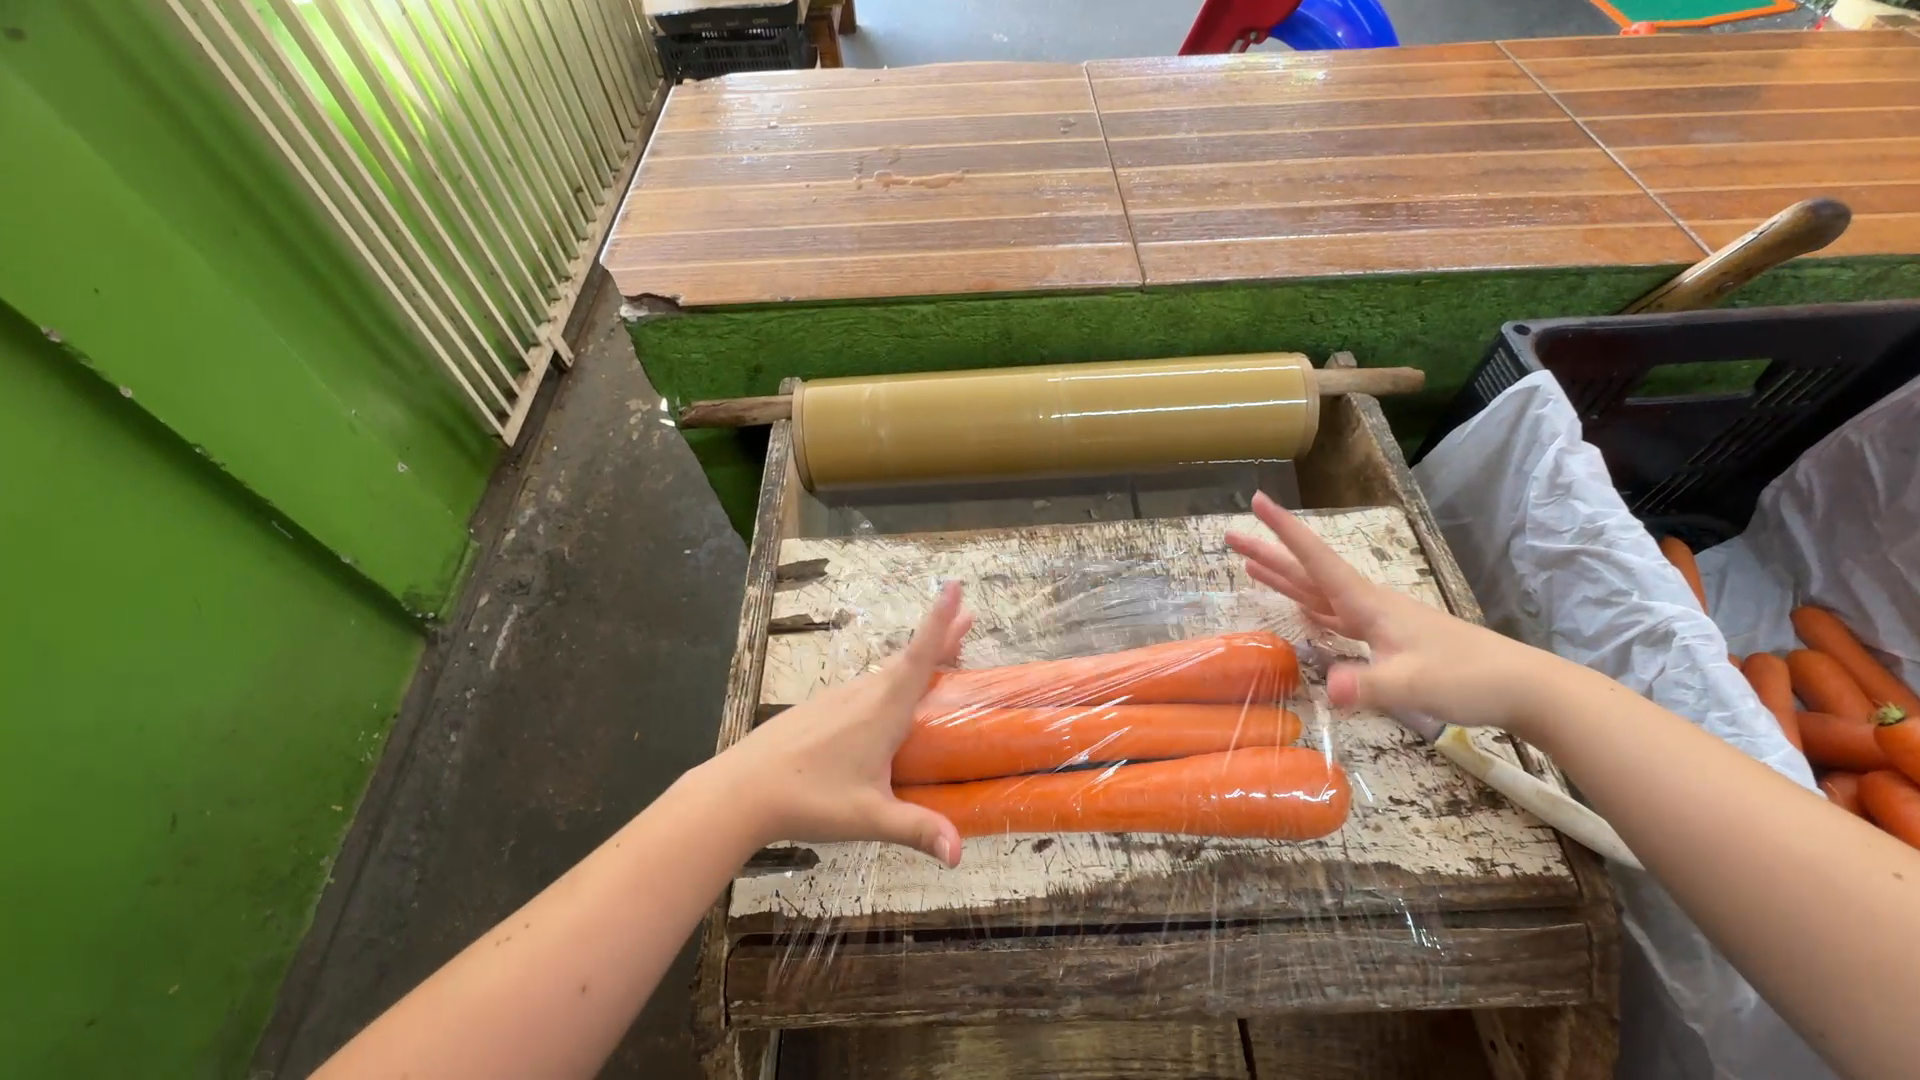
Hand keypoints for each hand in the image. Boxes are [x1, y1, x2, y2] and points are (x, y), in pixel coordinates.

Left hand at [704, 581, 973, 866]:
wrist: (741, 790)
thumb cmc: (808, 799)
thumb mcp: (869, 816)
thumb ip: (916, 830)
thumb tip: (959, 855)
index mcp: (882, 709)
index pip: (920, 656)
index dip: (941, 621)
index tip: (956, 587)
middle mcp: (862, 694)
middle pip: (909, 658)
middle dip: (941, 637)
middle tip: (968, 619)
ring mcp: (836, 698)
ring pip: (885, 673)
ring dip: (916, 661)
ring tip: (940, 661)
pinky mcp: (819, 709)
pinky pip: (865, 687)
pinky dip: (889, 681)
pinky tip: (886, 704)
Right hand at [1224, 492, 1566, 735]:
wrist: (1521, 687)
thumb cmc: (1468, 678)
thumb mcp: (1414, 685)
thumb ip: (1370, 685)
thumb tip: (1329, 689)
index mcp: (1369, 605)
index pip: (1317, 561)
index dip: (1285, 531)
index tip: (1257, 501)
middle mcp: (1368, 605)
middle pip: (1309, 573)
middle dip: (1269, 553)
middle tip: (1231, 535)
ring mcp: (1378, 621)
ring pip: (1319, 592)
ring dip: (1284, 577)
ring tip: (1251, 565)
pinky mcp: (1386, 640)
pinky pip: (1335, 615)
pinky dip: (1310, 606)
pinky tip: (1301, 605)